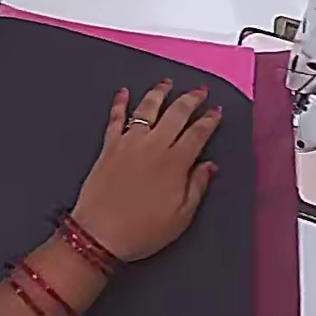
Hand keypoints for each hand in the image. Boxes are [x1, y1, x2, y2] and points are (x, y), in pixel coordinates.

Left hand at [69, 81, 222, 261]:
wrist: (99, 233)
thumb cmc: (141, 230)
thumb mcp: (181, 217)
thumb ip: (197, 187)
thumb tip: (209, 166)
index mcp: (175, 163)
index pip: (197, 133)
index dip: (209, 120)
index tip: (215, 111)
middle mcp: (154, 146)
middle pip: (176, 113)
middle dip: (190, 99)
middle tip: (200, 91)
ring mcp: (129, 143)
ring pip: (147, 108)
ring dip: (159, 93)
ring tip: (167, 83)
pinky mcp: (109, 146)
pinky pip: (116, 118)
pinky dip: (120, 102)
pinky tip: (124, 92)